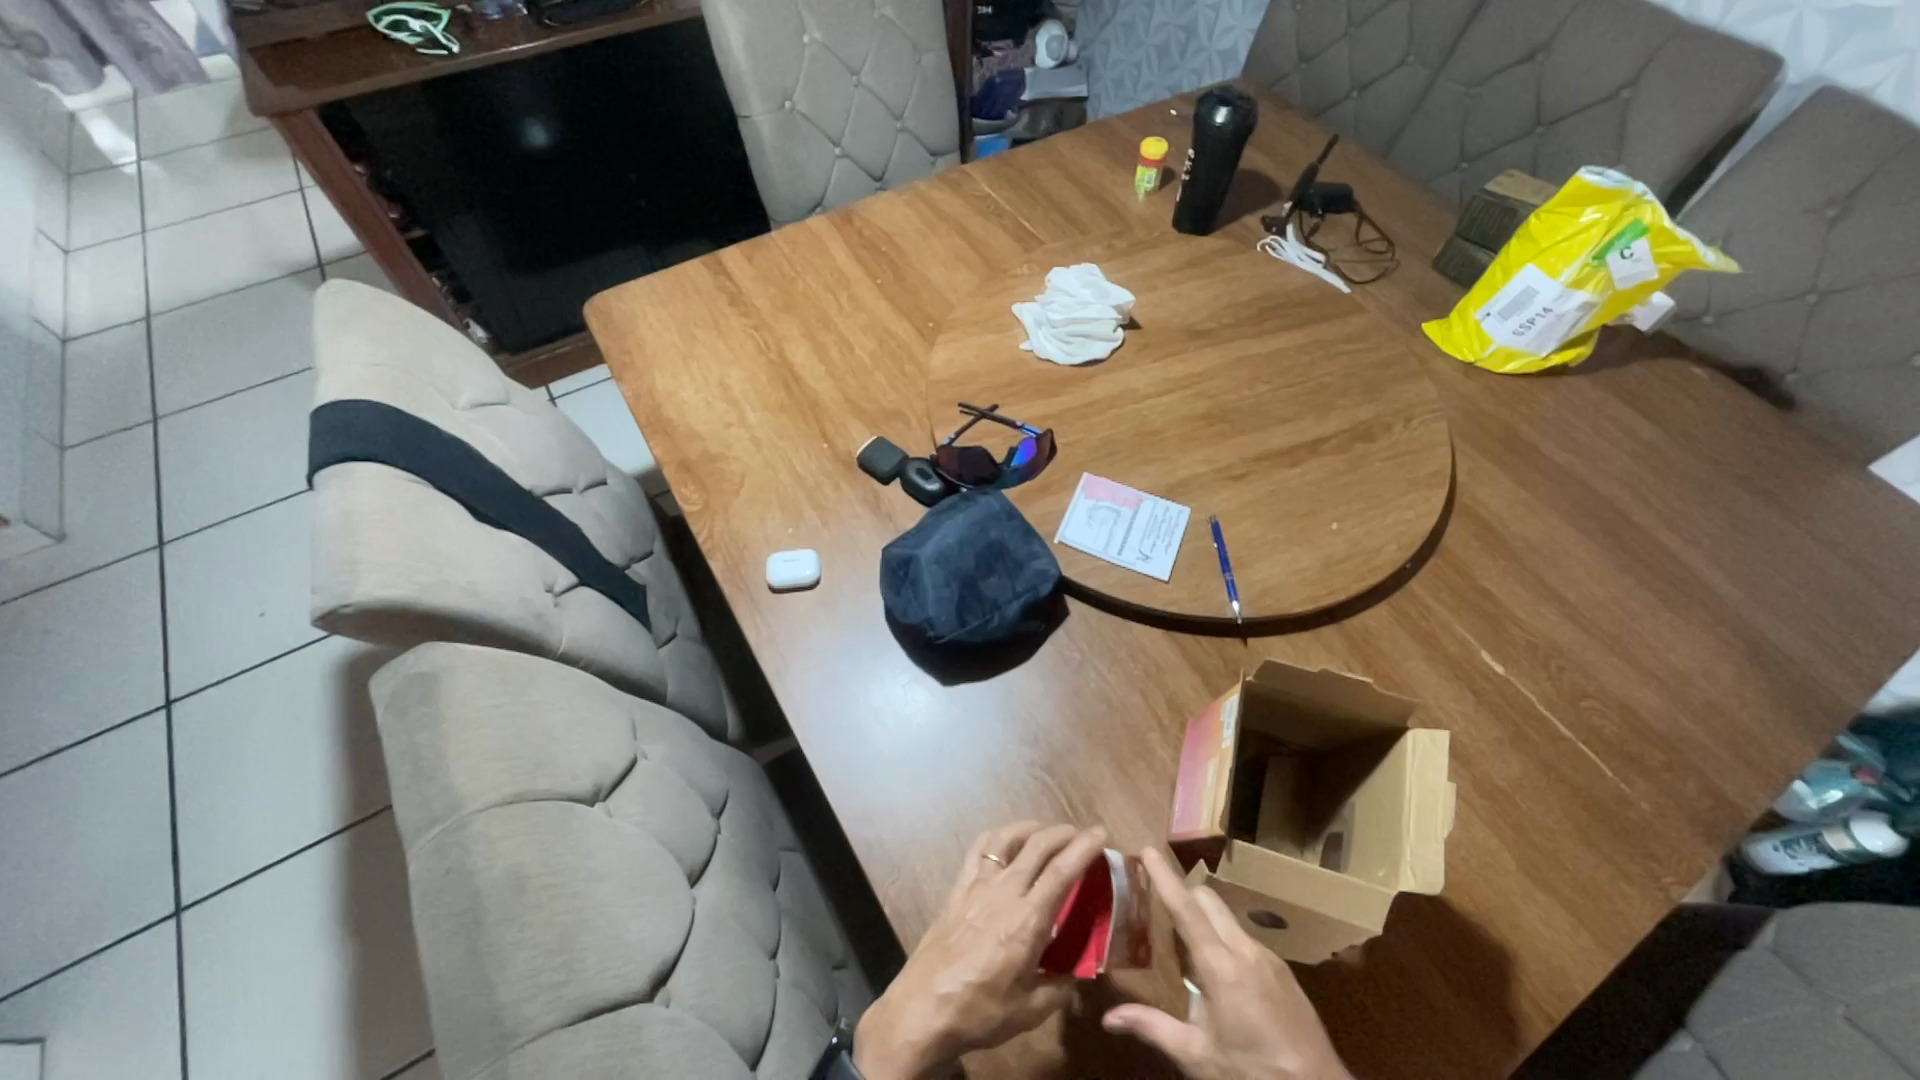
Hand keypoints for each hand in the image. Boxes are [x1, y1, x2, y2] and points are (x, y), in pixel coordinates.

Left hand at [853, 821, 1108, 1078]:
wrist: (921, 1010)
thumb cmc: (979, 1011)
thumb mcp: (1029, 1011)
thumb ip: (1060, 989)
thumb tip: (1078, 973)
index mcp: (1027, 921)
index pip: (1062, 872)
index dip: (1083, 848)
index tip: (1100, 833)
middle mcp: (1003, 893)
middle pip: (1037, 846)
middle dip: (1063, 833)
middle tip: (1081, 835)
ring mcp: (976, 887)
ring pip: (1006, 839)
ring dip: (1030, 828)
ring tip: (1045, 832)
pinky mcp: (956, 890)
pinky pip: (978, 850)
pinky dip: (997, 837)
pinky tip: (1005, 842)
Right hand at [1102, 848, 1351, 1079]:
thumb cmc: (1252, 1072)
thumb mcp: (1198, 1056)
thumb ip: (1153, 1028)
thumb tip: (1108, 1018)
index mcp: (1222, 967)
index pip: (1187, 910)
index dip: (1165, 878)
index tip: (1148, 850)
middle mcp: (1246, 951)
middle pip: (1209, 900)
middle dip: (1182, 891)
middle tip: (1154, 898)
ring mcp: (1269, 959)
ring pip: (1228, 918)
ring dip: (1203, 917)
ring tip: (1180, 941)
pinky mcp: (1282, 971)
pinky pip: (1244, 939)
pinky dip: (1223, 939)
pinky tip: (1215, 971)